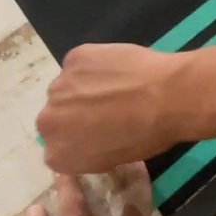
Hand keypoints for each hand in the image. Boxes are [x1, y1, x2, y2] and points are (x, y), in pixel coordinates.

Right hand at [38, 43, 185, 172]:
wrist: (166, 96)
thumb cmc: (147, 136)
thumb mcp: (114, 157)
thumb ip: (90, 150)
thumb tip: (94, 135)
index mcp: (58, 156)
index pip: (59, 146)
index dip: (80, 135)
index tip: (98, 129)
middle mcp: (48, 122)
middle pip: (57, 114)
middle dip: (76, 110)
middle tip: (105, 105)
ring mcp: (59, 86)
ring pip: (67, 85)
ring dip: (83, 85)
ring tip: (115, 84)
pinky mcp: (74, 57)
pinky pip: (80, 61)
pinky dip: (94, 63)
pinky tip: (117, 66)